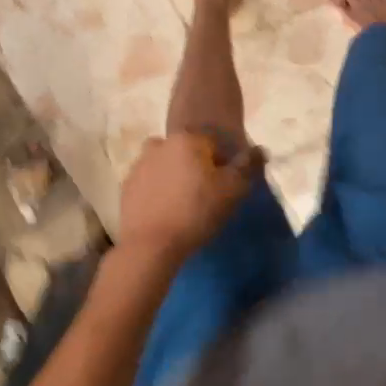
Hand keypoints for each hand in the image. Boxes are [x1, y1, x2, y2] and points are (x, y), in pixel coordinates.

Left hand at [119, 131, 261, 262]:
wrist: (150, 246)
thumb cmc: (196, 212)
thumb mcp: (233, 190)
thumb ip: (248, 166)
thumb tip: (259, 149)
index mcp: (187, 139)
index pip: (213, 143)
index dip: (222, 164)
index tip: (224, 186)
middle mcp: (160, 143)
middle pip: (188, 152)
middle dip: (197, 167)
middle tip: (205, 196)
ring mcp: (139, 165)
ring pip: (167, 165)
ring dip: (175, 177)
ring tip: (184, 205)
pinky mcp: (126, 186)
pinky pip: (150, 182)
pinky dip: (158, 191)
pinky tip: (166, 212)